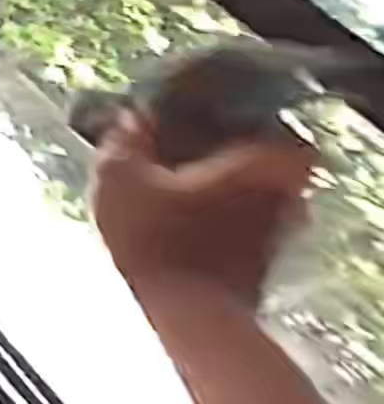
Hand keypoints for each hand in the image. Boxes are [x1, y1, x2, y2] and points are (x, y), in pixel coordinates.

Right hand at [92, 111, 316, 304]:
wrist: (186, 303)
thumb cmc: (154, 232)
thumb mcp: (118, 174)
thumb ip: (126, 140)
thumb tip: (131, 114)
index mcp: (253, 170)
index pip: (289, 135)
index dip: (261, 116)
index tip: (224, 104)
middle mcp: (280, 195)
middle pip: (273, 158)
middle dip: (234, 142)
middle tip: (189, 128)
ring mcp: (276, 225)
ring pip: (261, 183)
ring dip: (226, 169)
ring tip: (175, 158)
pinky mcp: (263, 247)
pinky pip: (249, 205)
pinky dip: (222, 193)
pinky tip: (178, 190)